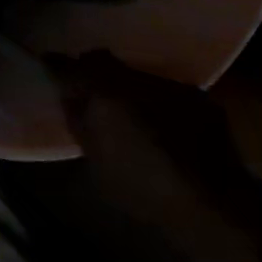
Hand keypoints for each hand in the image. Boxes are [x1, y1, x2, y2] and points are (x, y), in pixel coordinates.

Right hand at [50, 52, 256, 251]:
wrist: (211, 201)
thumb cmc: (142, 190)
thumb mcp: (97, 163)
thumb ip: (80, 122)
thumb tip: (70, 97)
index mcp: (104, 94)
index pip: (69, 67)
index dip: (56, 65)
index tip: (49, 65)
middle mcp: (135, 79)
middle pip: (104, 60)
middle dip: (92, 70)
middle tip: (88, 91)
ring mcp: (169, 84)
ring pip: (136, 75)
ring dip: (127, 88)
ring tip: (128, 112)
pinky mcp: (196, 95)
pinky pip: (164, 90)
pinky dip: (155, 102)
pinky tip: (162, 125)